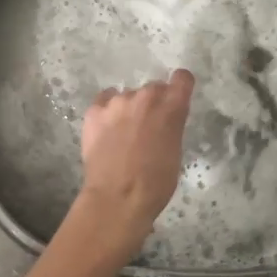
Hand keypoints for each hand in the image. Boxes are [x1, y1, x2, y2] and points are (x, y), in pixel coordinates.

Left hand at [78, 70, 195, 233]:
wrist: (118, 197)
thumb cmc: (156, 183)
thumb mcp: (175, 151)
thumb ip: (171, 126)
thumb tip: (163, 121)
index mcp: (171, 107)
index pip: (182, 78)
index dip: (179, 86)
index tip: (175, 96)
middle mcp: (145, 97)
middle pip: (153, 88)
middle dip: (152, 104)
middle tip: (146, 127)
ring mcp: (117, 102)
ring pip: (127, 96)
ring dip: (128, 109)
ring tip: (122, 133)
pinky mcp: (94, 111)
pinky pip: (104, 101)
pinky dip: (107, 112)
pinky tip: (106, 130)